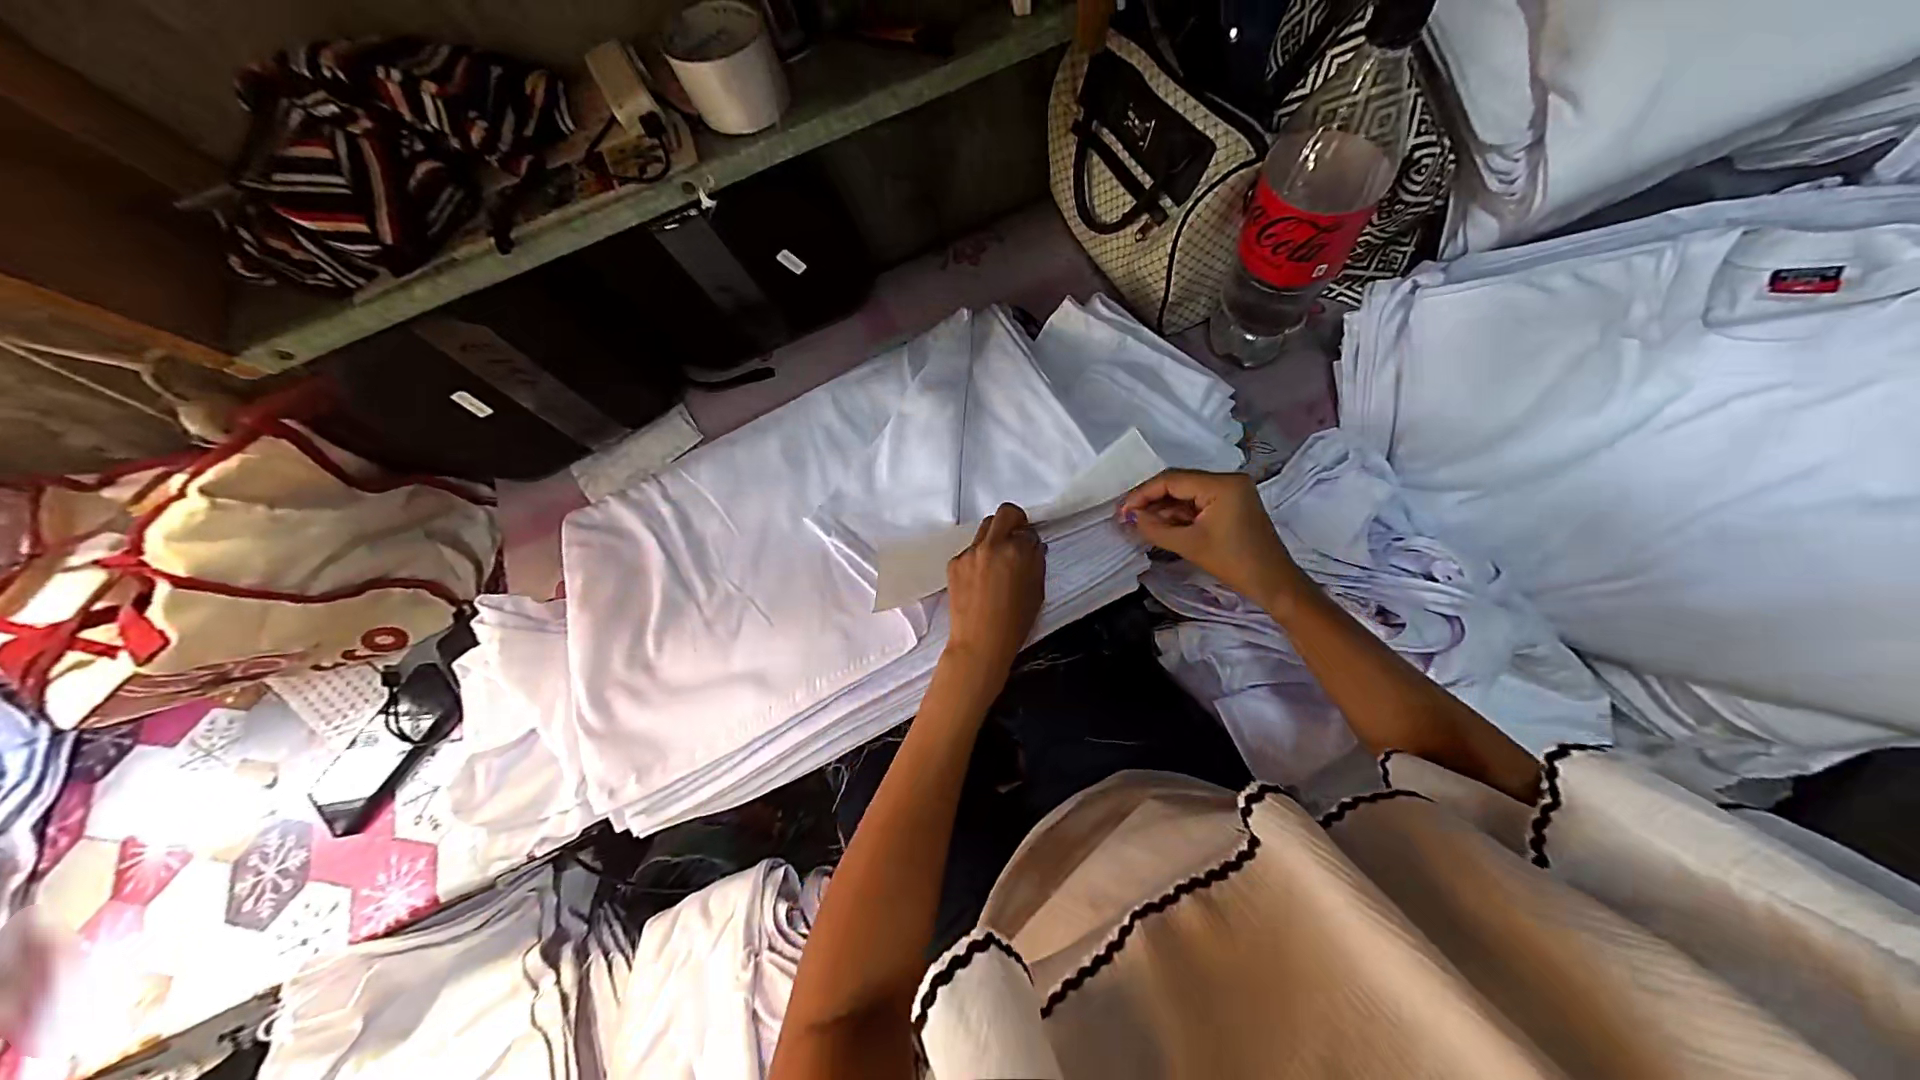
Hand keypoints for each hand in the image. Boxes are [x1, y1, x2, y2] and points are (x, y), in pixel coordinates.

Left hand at [946, 503, 1045, 675]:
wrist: (980, 642)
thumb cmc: (1011, 624)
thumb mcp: (1036, 591)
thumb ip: (1035, 562)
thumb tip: (1032, 547)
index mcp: (1017, 551)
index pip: (1027, 528)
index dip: (1030, 538)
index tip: (1030, 545)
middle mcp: (991, 546)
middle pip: (1004, 514)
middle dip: (1013, 521)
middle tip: (1016, 537)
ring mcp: (970, 553)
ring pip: (984, 530)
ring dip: (994, 537)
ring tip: (998, 561)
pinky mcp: (954, 563)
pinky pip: (970, 550)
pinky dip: (978, 557)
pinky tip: (982, 578)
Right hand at [1119, 469, 1305, 609]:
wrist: (1274, 583)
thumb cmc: (1234, 563)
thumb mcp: (1189, 545)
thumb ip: (1155, 528)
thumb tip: (1131, 517)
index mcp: (1221, 484)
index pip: (1172, 480)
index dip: (1142, 494)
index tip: (1122, 511)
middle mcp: (1227, 480)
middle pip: (1178, 484)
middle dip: (1150, 500)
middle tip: (1126, 517)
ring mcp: (1231, 492)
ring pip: (1186, 495)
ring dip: (1162, 509)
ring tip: (1138, 523)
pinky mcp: (1230, 505)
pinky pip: (1197, 504)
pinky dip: (1178, 515)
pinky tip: (1159, 526)